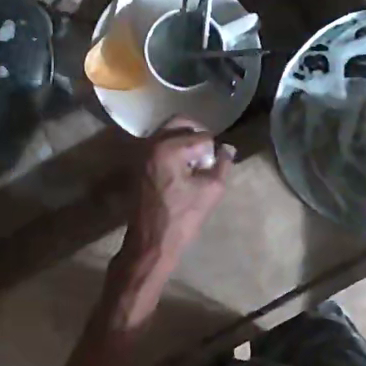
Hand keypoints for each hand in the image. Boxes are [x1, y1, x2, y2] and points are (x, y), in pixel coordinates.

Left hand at [102, 118, 234, 327]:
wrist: (150, 242)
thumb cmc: (182, 218)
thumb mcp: (211, 190)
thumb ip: (222, 164)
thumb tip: (227, 148)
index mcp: (168, 147)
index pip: (202, 136)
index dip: (213, 151)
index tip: (212, 169)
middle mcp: (151, 143)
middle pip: (180, 123)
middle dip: (198, 135)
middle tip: (208, 155)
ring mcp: (141, 153)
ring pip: (168, 132)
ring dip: (184, 140)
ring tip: (196, 162)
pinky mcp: (138, 164)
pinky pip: (159, 144)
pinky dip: (172, 148)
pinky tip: (182, 169)